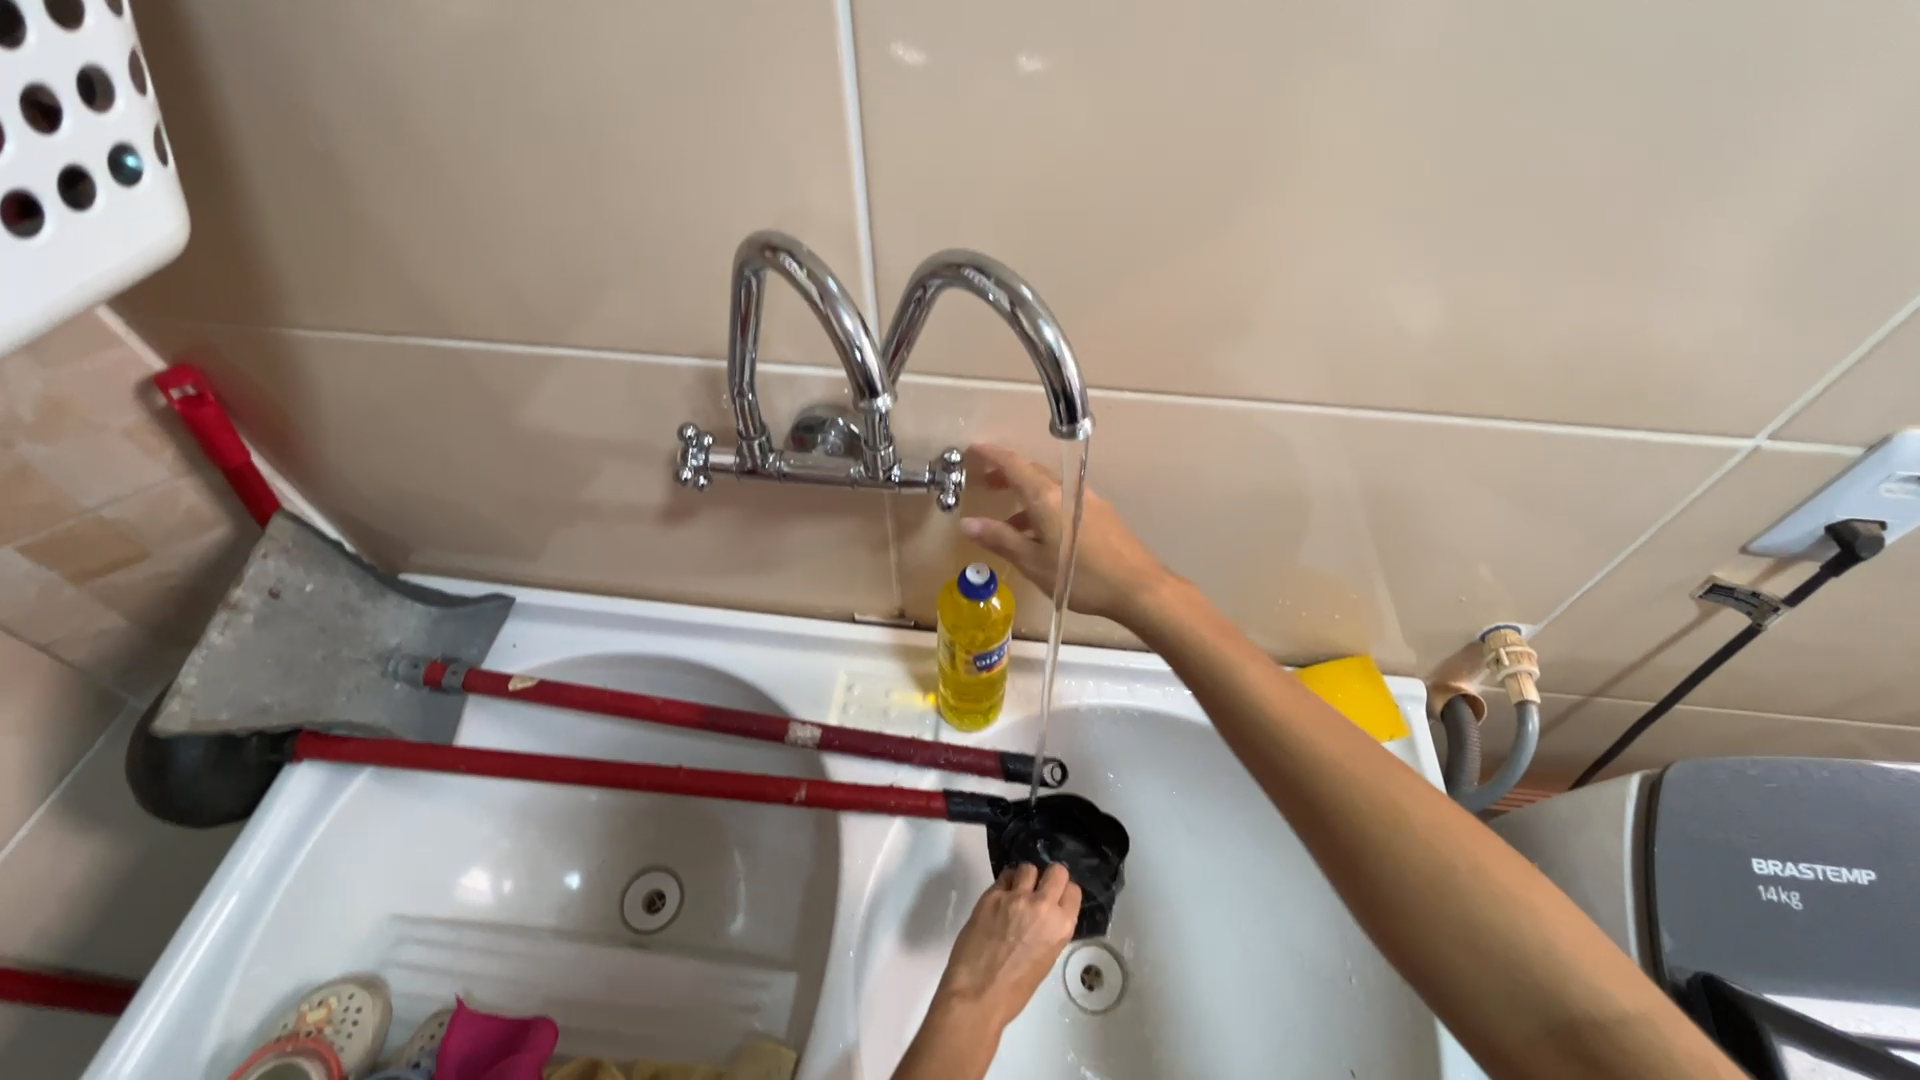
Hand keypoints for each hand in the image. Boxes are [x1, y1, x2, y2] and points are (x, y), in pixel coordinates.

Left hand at [932, 863, 1081, 1029]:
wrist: (978, 994)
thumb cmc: (1015, 989)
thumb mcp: (1046, 959)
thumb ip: (1049, 931)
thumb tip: (1042, 916)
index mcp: (1061, 927)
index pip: (1073, 891)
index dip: (1063, 892)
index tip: (1055, 896)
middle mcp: (1043, 906)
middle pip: (1056, 871)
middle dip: (1048, 876)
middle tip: (1038, 888)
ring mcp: (1016, 897)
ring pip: (1027, 868)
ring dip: (1024, 877)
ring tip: (1016, 891)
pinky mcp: (992, 895)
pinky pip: (1003, 876)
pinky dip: (1004, 884)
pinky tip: (1000, 898)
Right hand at [960, 444, 1172, 625]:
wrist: (1138, 588)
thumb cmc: (1082, 577)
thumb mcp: (1033, 562)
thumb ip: (1000, 539)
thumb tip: (968, 523)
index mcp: (1047, 498)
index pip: (1014, 465)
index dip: (992, 455)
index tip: (974, 450)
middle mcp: (1068, 492)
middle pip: (1032, 473)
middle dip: (1007, 474)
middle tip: (986, 483)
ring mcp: (1088, 501)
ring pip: (1049, 489)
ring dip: (1026, 495)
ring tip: (1008, 520)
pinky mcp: (1101, 515)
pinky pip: (1064, 502)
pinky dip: (1044, 509)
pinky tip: (1040, 535)